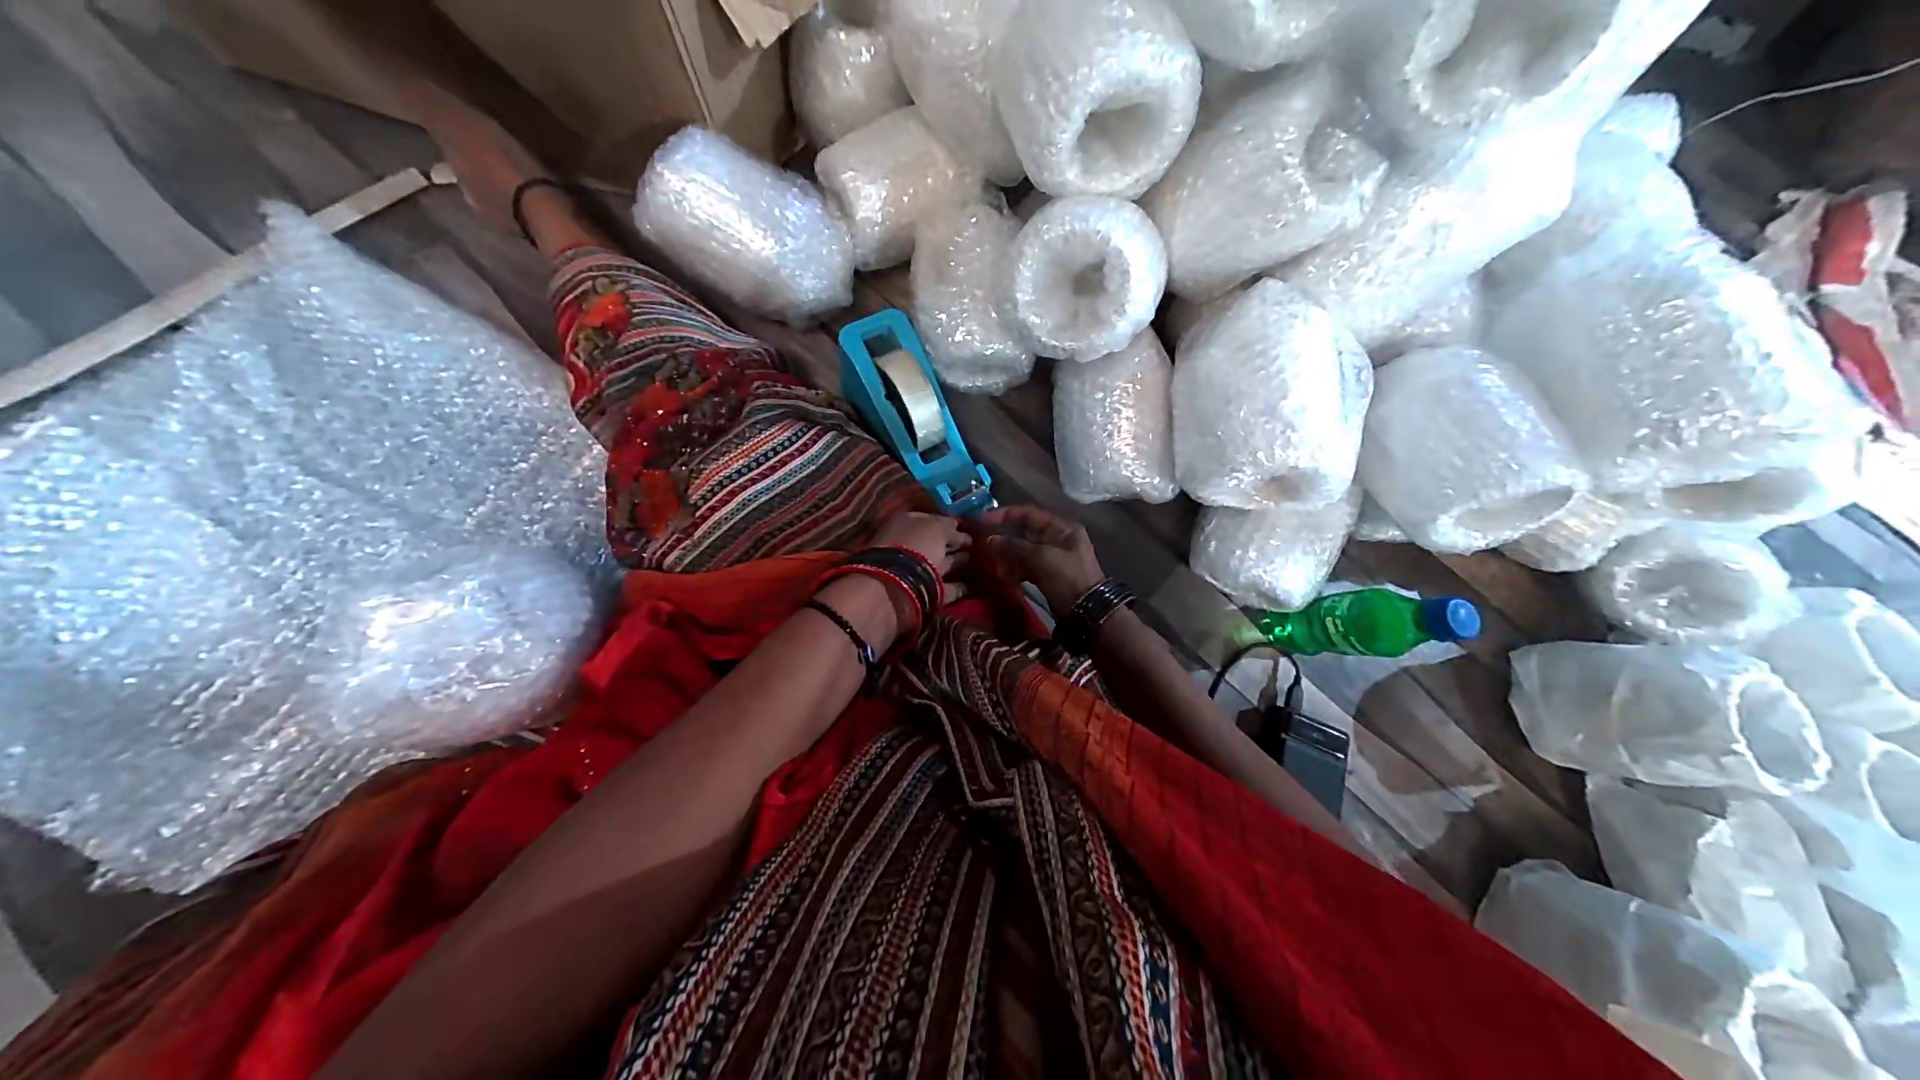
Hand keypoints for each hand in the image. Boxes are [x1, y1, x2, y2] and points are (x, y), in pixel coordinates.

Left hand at [869, 513, 971, 621]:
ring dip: (957, 562)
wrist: (899, 585)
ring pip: (940, 564)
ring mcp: (913, 571)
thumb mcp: (936, 527)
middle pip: (934, 543)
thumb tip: (957, 526)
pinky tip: (973, 584)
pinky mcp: (923, 593)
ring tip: (979, 561)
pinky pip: (945, 587)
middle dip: (953, 543)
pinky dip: (958, 586)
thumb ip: (948, 526)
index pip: (930, 520)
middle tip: (976, 544)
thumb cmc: (916, 545)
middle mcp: (908, 546)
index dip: (948, 523)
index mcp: (906, 524)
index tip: (965, 527)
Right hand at [970, 505, 1105, 614]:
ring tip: (998, 568)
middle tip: (986, 548)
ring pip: (1023, 551)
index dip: (1005, 514)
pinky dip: (1015, 570)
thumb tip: (990, 540)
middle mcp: (1057, 538)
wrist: (1087, 612)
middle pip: (1024, 533)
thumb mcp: (1041, 558)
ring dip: (1008, 558)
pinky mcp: (1048, 574)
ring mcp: (1053, 557)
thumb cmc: (1068, 577)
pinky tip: (1006, 577)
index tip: (983, 521)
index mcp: (1062, 527)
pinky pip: (1027, 566)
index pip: (1029, 513)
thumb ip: (1014, 546)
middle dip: (1005, 541)